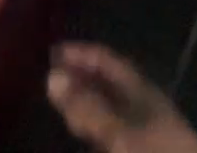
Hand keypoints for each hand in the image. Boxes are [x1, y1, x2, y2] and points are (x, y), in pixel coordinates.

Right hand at [47, 43, 196, 152]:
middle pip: (106, 82)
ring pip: (109, 107)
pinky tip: (84, 132)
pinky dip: (95, 126)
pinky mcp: (141, 147)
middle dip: (78, 80)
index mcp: (142, 91)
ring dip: (85, 105)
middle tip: (52, 84)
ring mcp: (145, 129)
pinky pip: (113, 128)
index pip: (105, 59)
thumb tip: (51, 77)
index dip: (78, 53)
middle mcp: (144, 104)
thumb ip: (86, 106)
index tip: (51, 55)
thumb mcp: (119, 131)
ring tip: (64, 110)